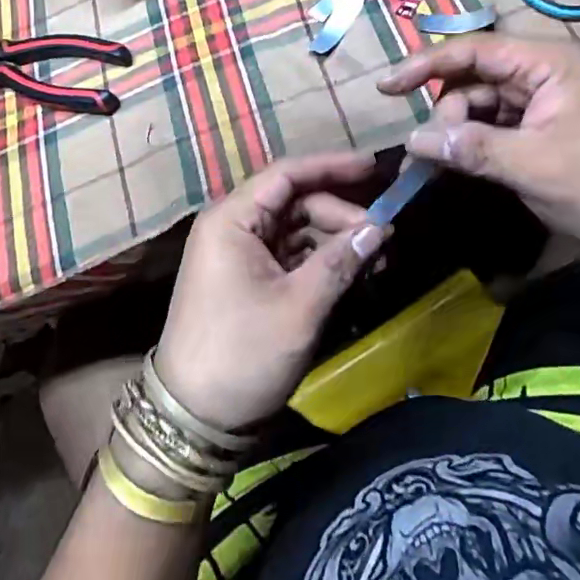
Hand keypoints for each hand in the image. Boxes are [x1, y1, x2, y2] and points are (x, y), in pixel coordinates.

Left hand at [155, 152, 386, 430]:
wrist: (194, 412)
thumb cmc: (243, 352)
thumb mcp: (300, 307)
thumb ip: (341, 261)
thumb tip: (381, 228)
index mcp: (232, 219)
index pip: (286, 174)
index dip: (332, 167)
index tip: (377, 168)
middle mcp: (231, 227)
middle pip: (295, 203)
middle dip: (341, 216)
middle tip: (385, 240)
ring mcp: (237, 253)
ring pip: (295, 230)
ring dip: (334, 241)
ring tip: (376, 264)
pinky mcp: (245, 279)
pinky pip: (288, 256)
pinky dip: (319, 262)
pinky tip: (351, 276)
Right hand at [376, 34, 579, 253]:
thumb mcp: (536, 167)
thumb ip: (472, 149)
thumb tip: (412, 140)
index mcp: (551, 64)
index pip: (474, 50)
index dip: (424, 65)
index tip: (385, 88)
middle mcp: (546, 73)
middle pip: (472, 79)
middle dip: (445, 113)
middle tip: (430, 155)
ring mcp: (546, 101)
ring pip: (479, 105)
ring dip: (456, 132)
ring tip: (440, 166)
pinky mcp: (545, 128)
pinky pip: (495, 126)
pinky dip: (473, 144)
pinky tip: (459, 165)